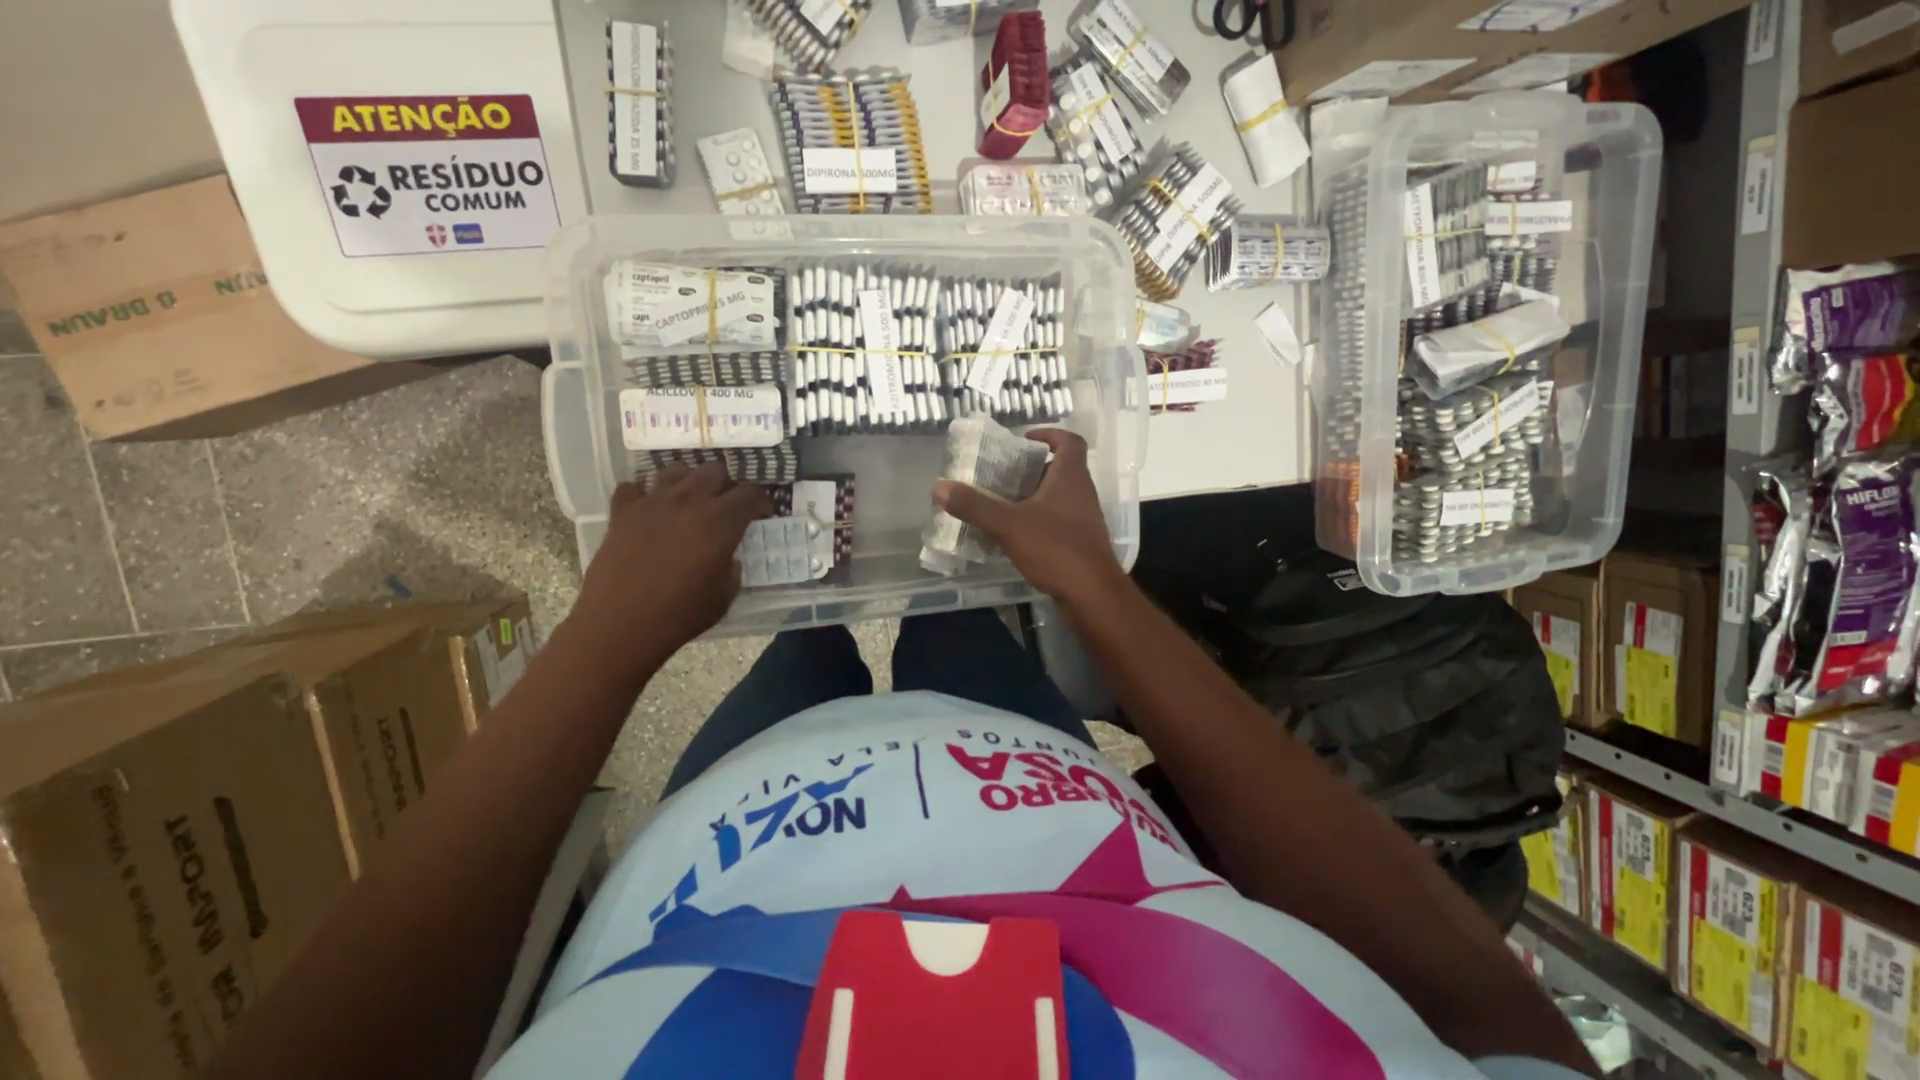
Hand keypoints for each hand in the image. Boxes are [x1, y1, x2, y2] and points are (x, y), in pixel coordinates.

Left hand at [575, 462, 772, 653]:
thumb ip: (731, 569)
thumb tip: (728, 558)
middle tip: (725, 506)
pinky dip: (643, 494)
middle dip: (725, 484)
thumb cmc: (679, 615)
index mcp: (720, 522)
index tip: (761, 514)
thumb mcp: (723, 597)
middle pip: (714, 470)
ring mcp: (652, 502)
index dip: (761, 501)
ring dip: (688, 481)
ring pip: (676, 470)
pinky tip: (647, 510)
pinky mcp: (622, 511)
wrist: (620, 623)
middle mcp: (688, 501)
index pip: (750, 493)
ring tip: (688, 501)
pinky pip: (633, 487)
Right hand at [932, 429, 1125, 604]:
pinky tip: (1014, 535)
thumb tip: (939, 488)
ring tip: (1001, 503)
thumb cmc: (1057, 550)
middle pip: (1060, 469)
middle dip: (1031, 468)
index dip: (1049, 434)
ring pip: (1058, 497)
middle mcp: (1081, 493)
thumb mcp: (1009, 525)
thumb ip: (975, 506)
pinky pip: (1057, 521)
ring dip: (1032, 496)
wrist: (1093, 595)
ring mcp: (1083, 519)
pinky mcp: (1080, 543)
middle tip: (1001, 474)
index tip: (1023, 440)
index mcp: (1071, 477)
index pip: (1069, 441)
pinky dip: (1037, 521)